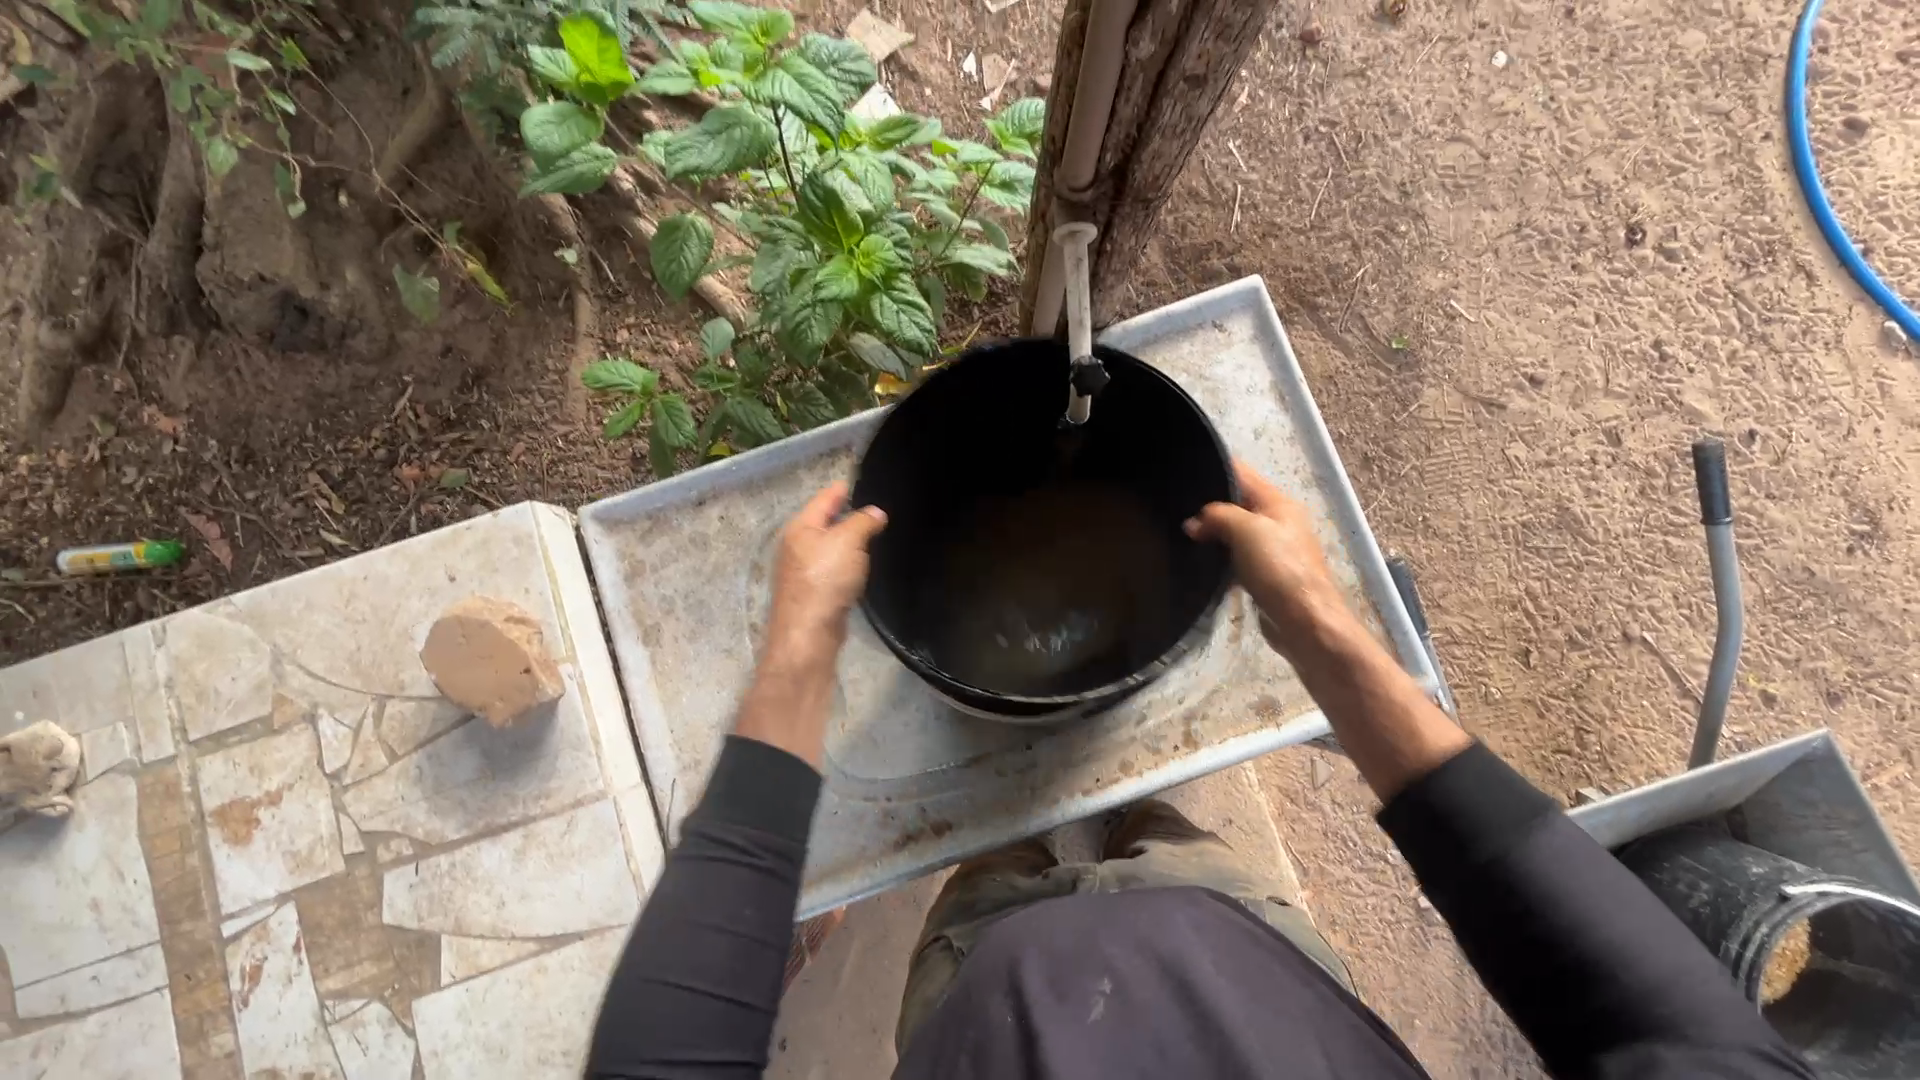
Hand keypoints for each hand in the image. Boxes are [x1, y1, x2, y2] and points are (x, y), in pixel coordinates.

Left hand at [738, 484, 885, 768]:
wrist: (808, 634)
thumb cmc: (825, 581)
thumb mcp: (848, 542)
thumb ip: (863, 522)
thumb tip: (875, 512)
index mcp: (800, 527)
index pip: (826, 498)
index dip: (845, 488)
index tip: (865, 481)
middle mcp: (797, 545)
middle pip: (827, 522)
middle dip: (849, 515)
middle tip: (879, 510)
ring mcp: (802, 571)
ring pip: (830, 547)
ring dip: (849, 543)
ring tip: (876, 536)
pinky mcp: (812, 593)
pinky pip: (833, 570)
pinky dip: (848, 565)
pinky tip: (862, 568)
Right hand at [1184, 460, 1357, 656]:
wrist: (1304, 621)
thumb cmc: (1279, 568)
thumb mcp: (1246, 530)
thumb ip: (1217, 516)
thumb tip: (1193, 523)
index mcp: (1278, 502)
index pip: (1241, 473)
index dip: (1212, 469)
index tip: (1180, 474)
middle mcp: (1277, 521)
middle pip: (1236, 503)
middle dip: (1208, 505)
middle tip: (1173, 507)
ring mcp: (1272, 549)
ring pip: (1234, 532)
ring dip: (1212, 534)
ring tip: (1179, 533)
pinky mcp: (1265, 575)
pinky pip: (1236, 558)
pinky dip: (1219, 558)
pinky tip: (1198, 562)